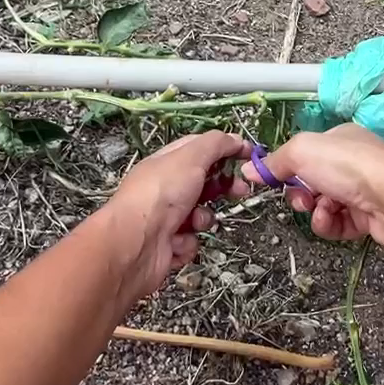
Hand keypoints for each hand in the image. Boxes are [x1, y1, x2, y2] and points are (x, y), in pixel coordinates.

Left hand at [98, 131, 250, 303]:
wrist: (134, 245)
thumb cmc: (160, 195)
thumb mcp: (191, 157)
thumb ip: (217, 144)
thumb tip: (235, 139)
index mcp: (167, 163)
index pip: (201, 149)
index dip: (226, 150)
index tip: (249, 156)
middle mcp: (165, 189)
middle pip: (205, 183)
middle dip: (224, 187)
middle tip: (240, 191)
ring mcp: (165, 218)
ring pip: (201, 214)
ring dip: (203, 218)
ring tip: (193, 221)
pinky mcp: (167, 245)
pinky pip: (191, 240)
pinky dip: (188, 242)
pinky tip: (176, 240)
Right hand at [241, 125, 383, 255]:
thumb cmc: (349, 166)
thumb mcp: (302, 151)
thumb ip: (275, 161)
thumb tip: (251, 170)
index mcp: (339, 139)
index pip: (305, 153)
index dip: (287, 167)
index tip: (273, 180)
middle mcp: (351, 162)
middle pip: (311, 181)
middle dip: (300, 193)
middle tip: (303, 198)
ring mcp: (361, 190)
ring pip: (322, 206)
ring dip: (314, 211)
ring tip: (323, 210)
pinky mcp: (367, 217)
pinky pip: (337, 225)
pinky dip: (330, 225)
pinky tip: (334, 220)